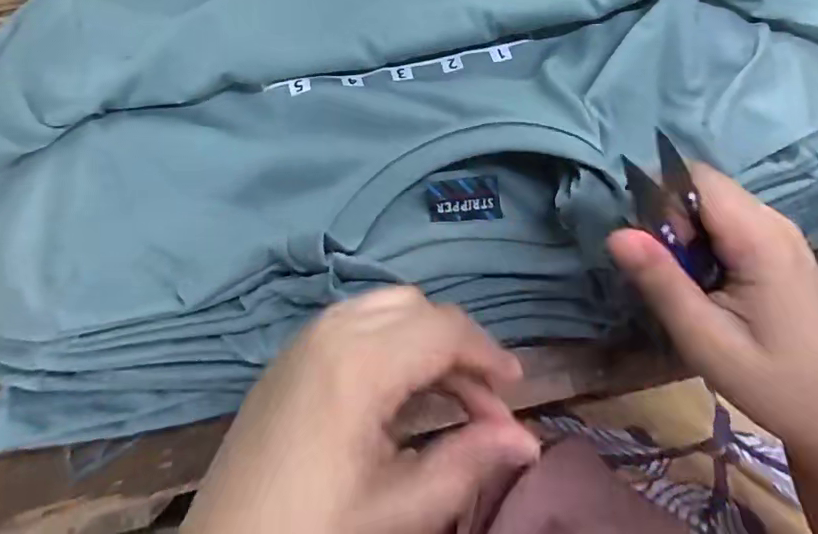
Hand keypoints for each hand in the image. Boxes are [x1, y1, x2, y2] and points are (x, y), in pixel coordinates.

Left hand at [183, 286, 540, 533]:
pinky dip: (392, 338)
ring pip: (388, 306)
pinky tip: (398, 388)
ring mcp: (307, 335)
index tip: (517, 388)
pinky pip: (357, 319)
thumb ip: (467, 464)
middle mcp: (333, 329)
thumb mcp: (397, 509)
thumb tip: (526, 441)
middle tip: (485, 402)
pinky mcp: (291, 351)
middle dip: (459, 346)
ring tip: (448, 394)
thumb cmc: (313, 531)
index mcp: (360, 362)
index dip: (488, 353)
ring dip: (426, 338)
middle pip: (418, 309)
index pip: (444, 330)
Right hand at [607, 162, 817, 441]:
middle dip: (673, 213)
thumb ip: (660, 281)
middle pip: (705, 184)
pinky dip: (706, 234)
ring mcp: (780, 229)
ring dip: (688, 225)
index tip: (657, 248)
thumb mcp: (703, 338)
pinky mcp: (778, 241)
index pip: (697, 178)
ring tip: (690, 275)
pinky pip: (728, 214)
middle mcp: (774, 220)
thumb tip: (616, 234)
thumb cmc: (767, 381)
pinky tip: (709, 276)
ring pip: (714, 197)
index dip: (665, 200)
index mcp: (760, 237)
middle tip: (671, 267)